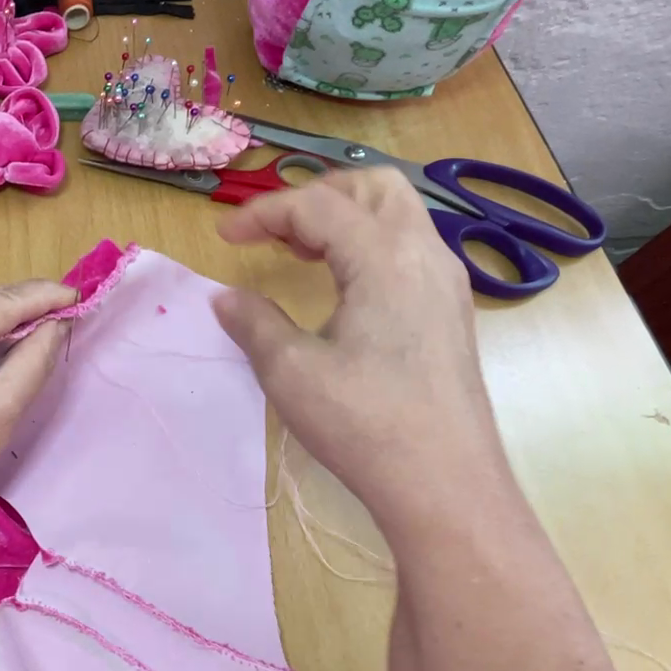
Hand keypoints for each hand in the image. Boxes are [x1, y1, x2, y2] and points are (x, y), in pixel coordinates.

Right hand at [211, 169, 509, 530]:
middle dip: (315, 195)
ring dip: (343, 217)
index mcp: (385, 258)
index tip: (223, 238)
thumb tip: (225, 298)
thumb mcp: (288, 370)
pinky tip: (337, 285)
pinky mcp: (447, 311)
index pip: (319, 206)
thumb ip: (252, 321)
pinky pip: (406, 249)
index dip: (263, 213)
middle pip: (373, 188)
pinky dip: (365, 245)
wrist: (442, 482)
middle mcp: (424, 255)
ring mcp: (444, 283)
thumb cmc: (362, 422)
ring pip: (397, 215)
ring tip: (298, 251)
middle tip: (271, 231)